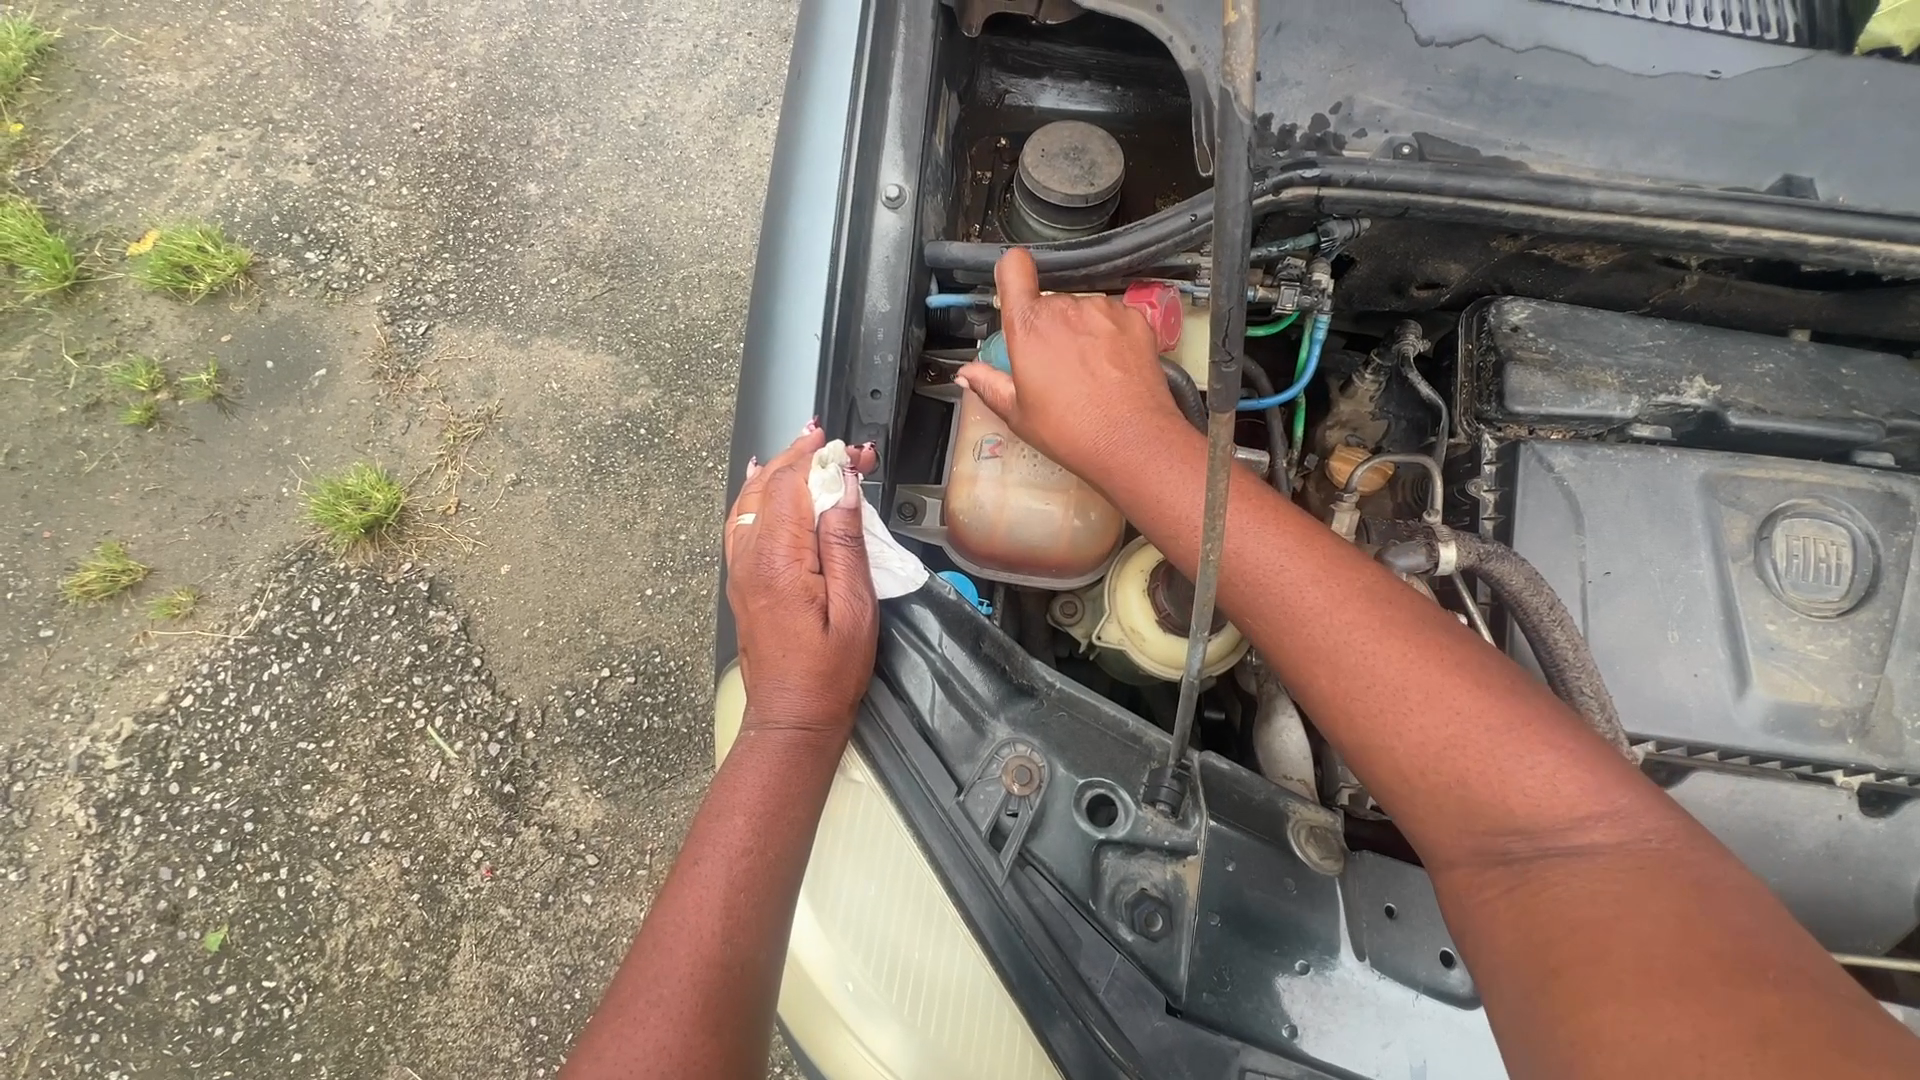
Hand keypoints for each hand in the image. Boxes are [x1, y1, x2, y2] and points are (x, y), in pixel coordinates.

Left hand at [724, 427, 879, 737]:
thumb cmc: (829, 670)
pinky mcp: (741, 579)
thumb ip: (845, 542)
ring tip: (804, 447)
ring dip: (780, 469)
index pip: (794, 485)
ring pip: (752, 499)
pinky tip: (762, 480)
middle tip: (834, 441)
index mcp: (780, 559)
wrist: (792, 714)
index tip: (851, 449)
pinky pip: (742, 521)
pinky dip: (755, 493)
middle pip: (771, 485)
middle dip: (803, 456)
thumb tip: (844, 489)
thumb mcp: (855, 606)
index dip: (822, 458)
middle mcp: (751, 556)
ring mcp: (740, 567)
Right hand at [953, 248, 1187, 486]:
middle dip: (1049, 327)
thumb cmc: (1069, 431)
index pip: (1013, 268)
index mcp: (1028, 326)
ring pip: (1083, 311)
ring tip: (1089, 372)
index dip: (1011, 274)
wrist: (1133, 442)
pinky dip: (1111, 336)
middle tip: (1057, 367)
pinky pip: (1114, 318)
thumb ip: (989, 386)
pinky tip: (1113, 369)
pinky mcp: (1135, 318)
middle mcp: (1065, 307)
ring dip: (1081, 332)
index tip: (1015, 292)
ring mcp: (1104, 309)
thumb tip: (967, 373)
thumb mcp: (1018, 415)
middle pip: (1049, 302)